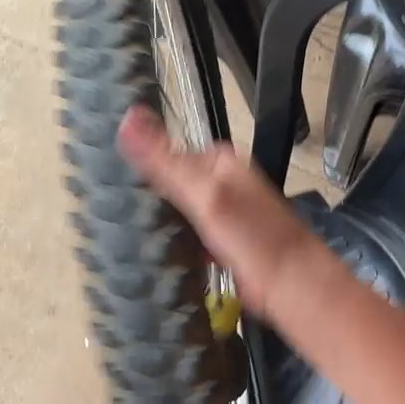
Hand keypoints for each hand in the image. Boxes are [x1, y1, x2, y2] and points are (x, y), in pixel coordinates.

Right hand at [116, 106, 329, 325]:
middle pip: (170, 183)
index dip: (142, 165)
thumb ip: (164, 159)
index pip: (167, 151)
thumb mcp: (203, 192)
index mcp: (220, 161)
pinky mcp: (219, 243)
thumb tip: (128, 117)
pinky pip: (184, 237)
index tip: (113, 179)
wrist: (291, 285)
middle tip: (117, 210)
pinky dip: (172, 243)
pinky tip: (156, 252)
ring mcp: (222, 214)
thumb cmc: (253, 237)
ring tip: (129, 231)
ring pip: (175, 212)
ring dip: (159, 223)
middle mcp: (221, 183)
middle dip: (149, 197)